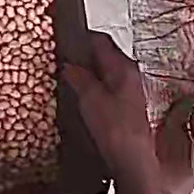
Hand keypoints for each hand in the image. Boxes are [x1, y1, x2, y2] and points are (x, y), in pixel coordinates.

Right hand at [63, 32, 161, 193]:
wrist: (132, 160)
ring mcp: (130, 89)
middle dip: (82, 53)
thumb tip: (68, 65)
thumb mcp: (90, 99)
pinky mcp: (126, 105)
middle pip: (103, 54)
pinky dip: (93, 85)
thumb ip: (79, 77)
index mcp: (123, 66)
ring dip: (87, 70)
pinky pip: (106, 85)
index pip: (100, 39)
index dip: (80, 35)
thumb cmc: (115, 129)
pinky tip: (81, 95)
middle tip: (61, 55)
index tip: (63, 33)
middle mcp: (130, 74)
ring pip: (105, 70)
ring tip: (67, 74)